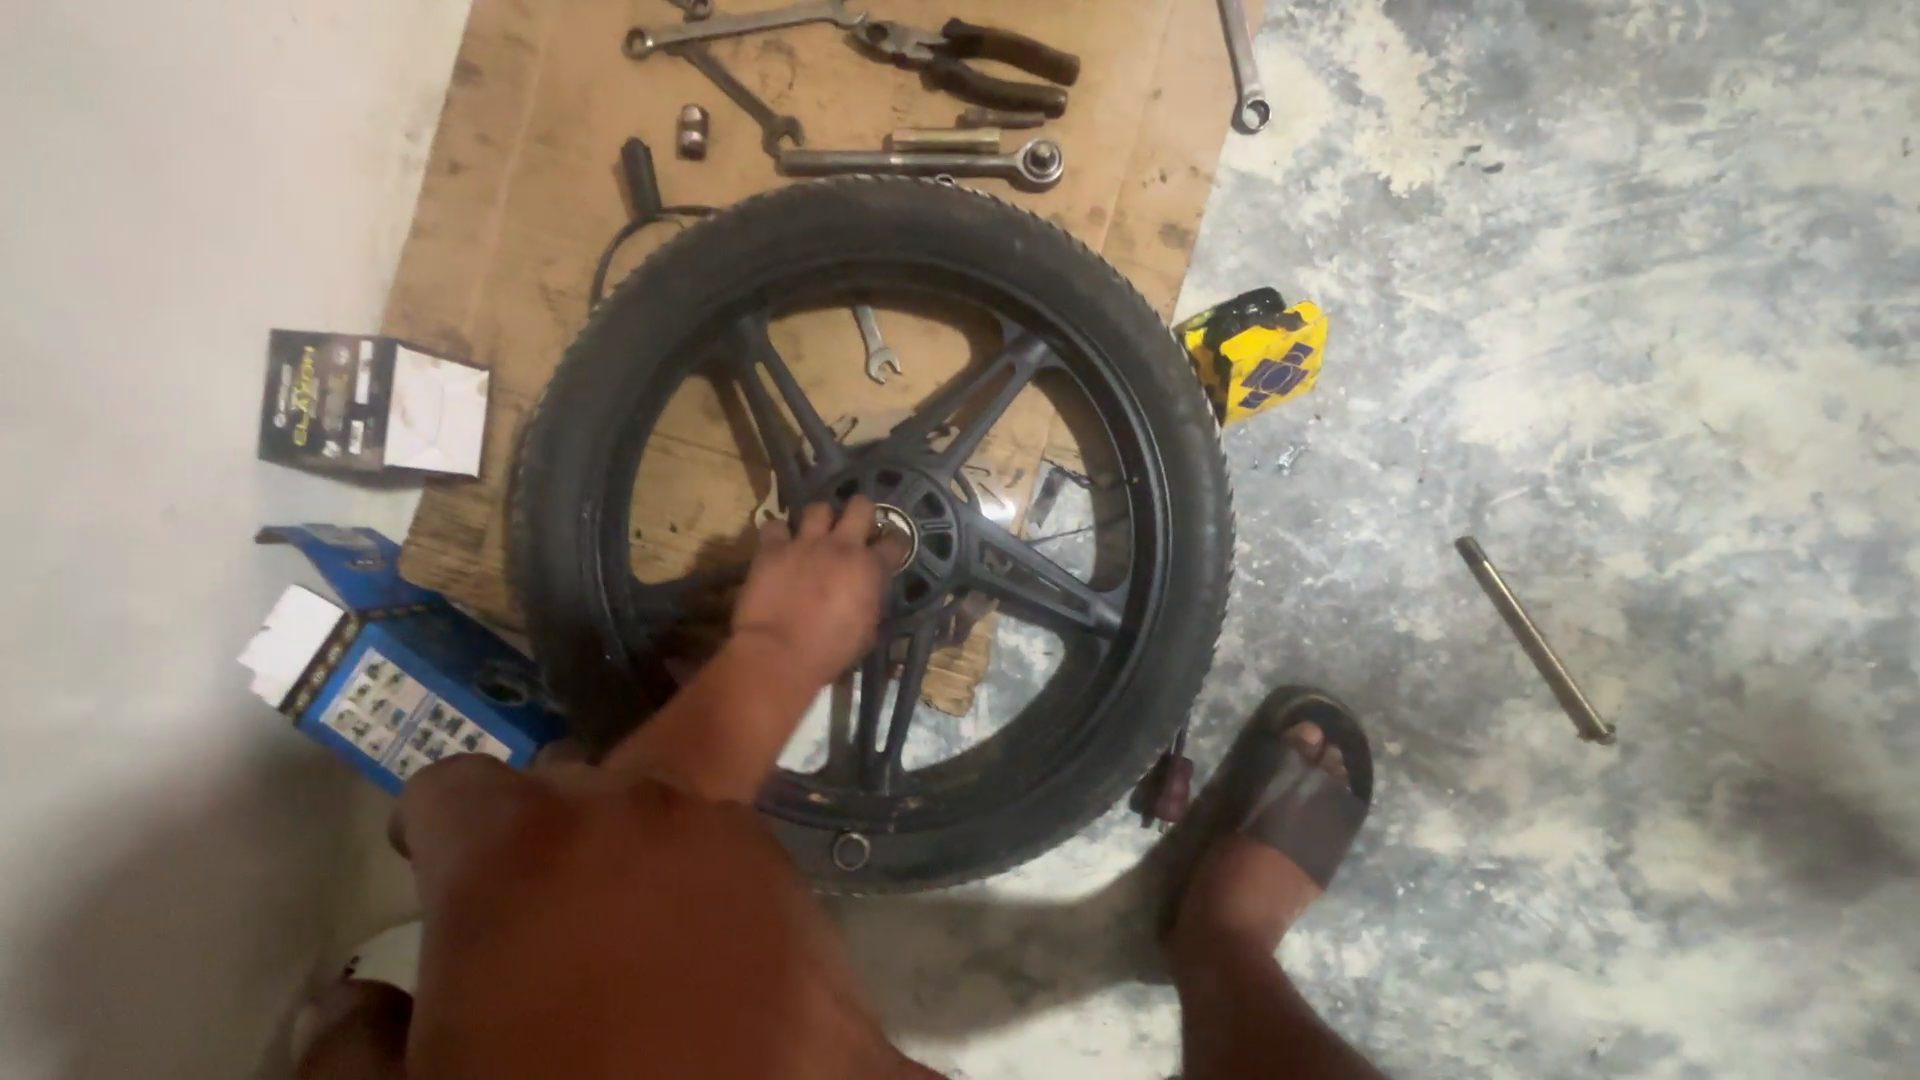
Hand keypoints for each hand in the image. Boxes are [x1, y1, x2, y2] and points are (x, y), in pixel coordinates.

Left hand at [731, 496, 905, 686]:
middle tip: (853, 529)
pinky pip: (775, 526)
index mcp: (870, 568)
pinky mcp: (773, 548)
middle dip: (860, 513)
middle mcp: (842, 546)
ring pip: (818, 508)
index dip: (894, 543)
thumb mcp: (867, 632)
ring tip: (814, 535)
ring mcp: (806, 543)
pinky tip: (779, 546)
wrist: (780, 654)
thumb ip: (872, 603)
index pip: (896, 540)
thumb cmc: (830, 651)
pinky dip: (778, 534)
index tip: (889, 549)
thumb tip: (870, 595)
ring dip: (819, 520)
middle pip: (860, 505)